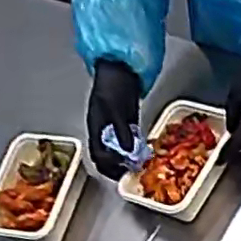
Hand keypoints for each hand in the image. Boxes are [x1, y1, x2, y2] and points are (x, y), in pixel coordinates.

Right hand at [87, 60, 142, 180]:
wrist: (121, 68)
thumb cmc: (111, 83)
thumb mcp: (114, 107)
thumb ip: (121, 130)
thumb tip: (128, 151)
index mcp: (96, 128)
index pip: (98, 156)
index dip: (108, 166)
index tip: (122, 169)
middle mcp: (105, 132)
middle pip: (108, 159)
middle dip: (118, 168)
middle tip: (132, 172)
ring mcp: (116, 130)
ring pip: (120, 154)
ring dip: (129, 161)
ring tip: (139, 165)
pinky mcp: (128, 127)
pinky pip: (131, 145)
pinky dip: (136, 152)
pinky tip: (144, 154)